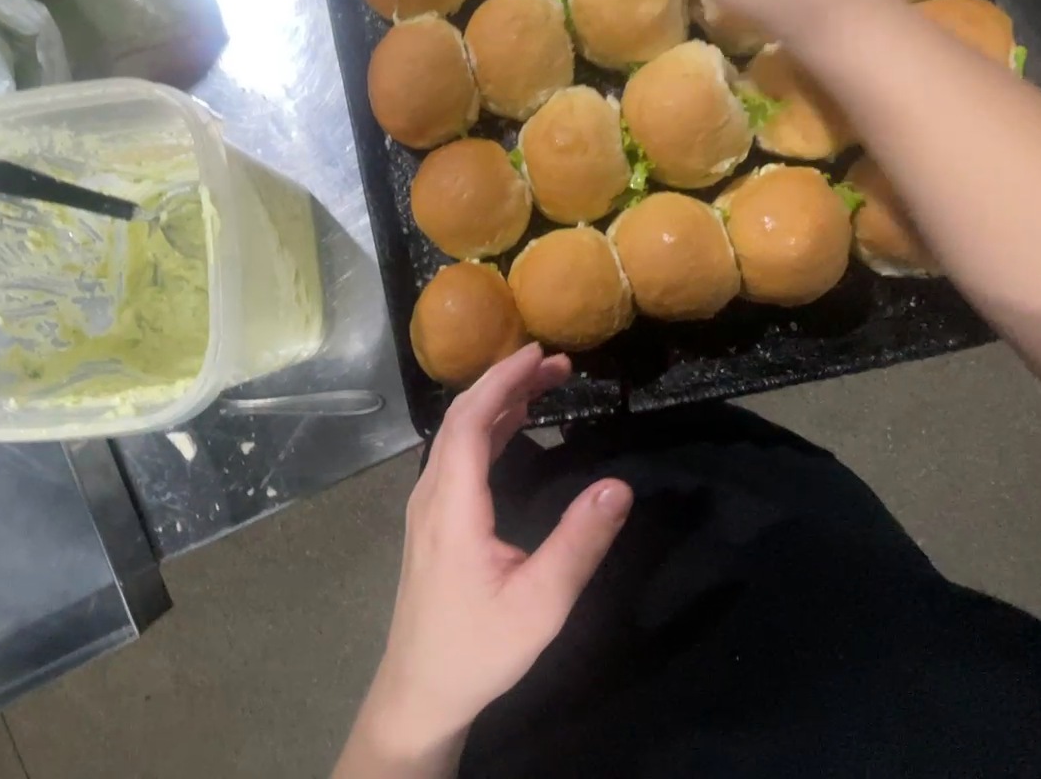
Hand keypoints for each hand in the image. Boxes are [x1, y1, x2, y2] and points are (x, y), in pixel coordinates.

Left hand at [335, 345, 633, 775]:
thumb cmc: (480, 646)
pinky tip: (514, 425)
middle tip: (555, 363)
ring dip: (497, 402)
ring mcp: (427, 504)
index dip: (503, 379)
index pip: (470, 419)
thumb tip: (618, 486)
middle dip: (506, 381)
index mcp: (452, 503)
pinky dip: (487, 429)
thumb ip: (578, 543)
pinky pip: (457, 455)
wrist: (421, 687)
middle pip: (462, 418)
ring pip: (458, 434)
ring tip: (544, 383)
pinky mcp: (433, 517)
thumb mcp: (541, 602)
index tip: (539, 352)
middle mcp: (431, 492)